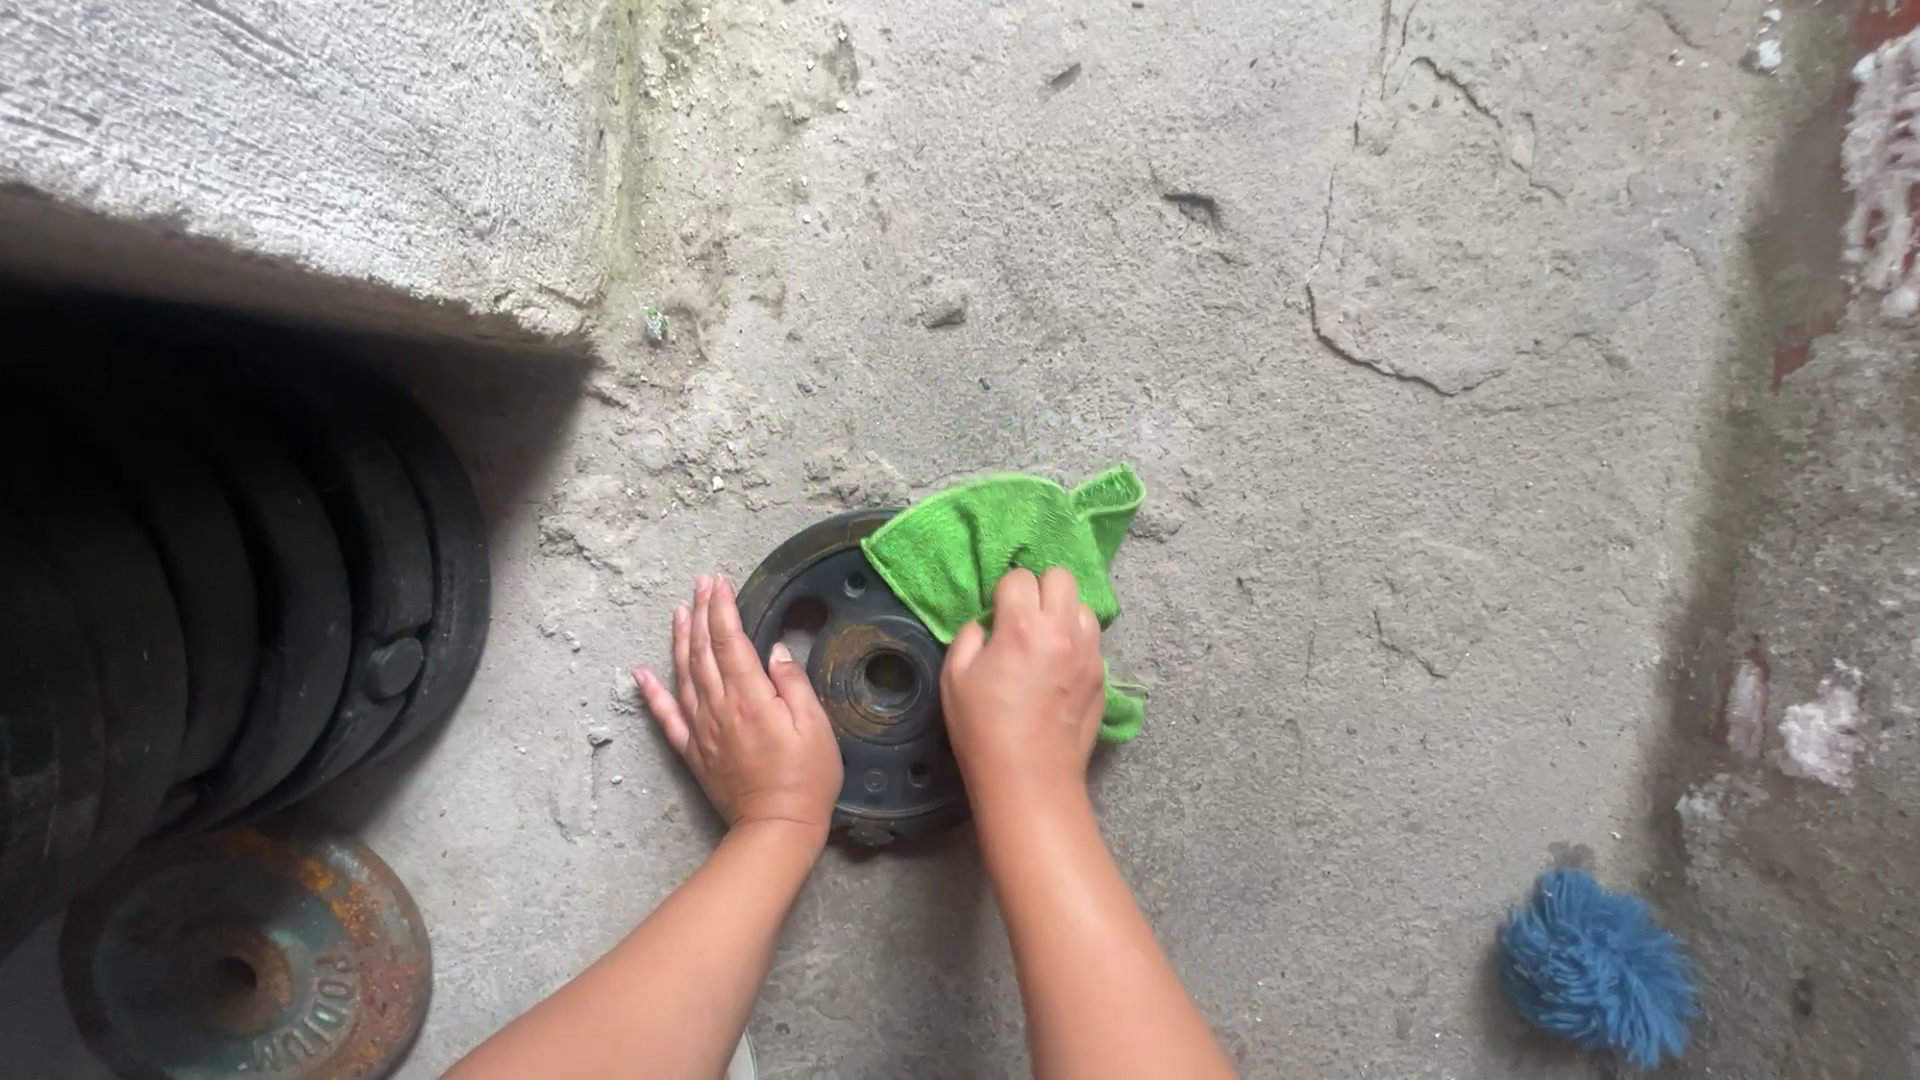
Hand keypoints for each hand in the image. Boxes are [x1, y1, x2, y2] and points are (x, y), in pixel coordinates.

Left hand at [634, 575, 842, 843]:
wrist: (777, 827)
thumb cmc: (806, 775)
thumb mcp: (815, 725)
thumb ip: (793, 683)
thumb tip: (774, 650)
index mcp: (751, 697)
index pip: (730, 641)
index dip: (722, 609)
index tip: (719, 583)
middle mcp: (720, 707)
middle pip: (704, 651)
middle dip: (701, 613)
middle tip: (700, 584)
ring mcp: (702, 729)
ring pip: (684, 675)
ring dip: (680, 641)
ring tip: (678, 612)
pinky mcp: (694, 751)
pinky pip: (666, 717)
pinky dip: (652, 693)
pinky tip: (641, 674)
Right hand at [940, 567, 1104, 809]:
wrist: (1030, 779)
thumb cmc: (984, 730)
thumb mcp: (954, 679)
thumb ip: (968, 638)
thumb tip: (986, 626)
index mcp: (1021, 627)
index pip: (1020, 577)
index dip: (1005, 591)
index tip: (998, 613)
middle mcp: (1061, 631)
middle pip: (1061, 577)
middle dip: (1040, 588)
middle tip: (1025, 616)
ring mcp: (1088, 653)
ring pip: (1083, 606)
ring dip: (1063, 613)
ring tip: (1047, 640)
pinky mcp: (1102, 676)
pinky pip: (1092, 640)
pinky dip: (1076, 642)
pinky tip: (1060, 667)